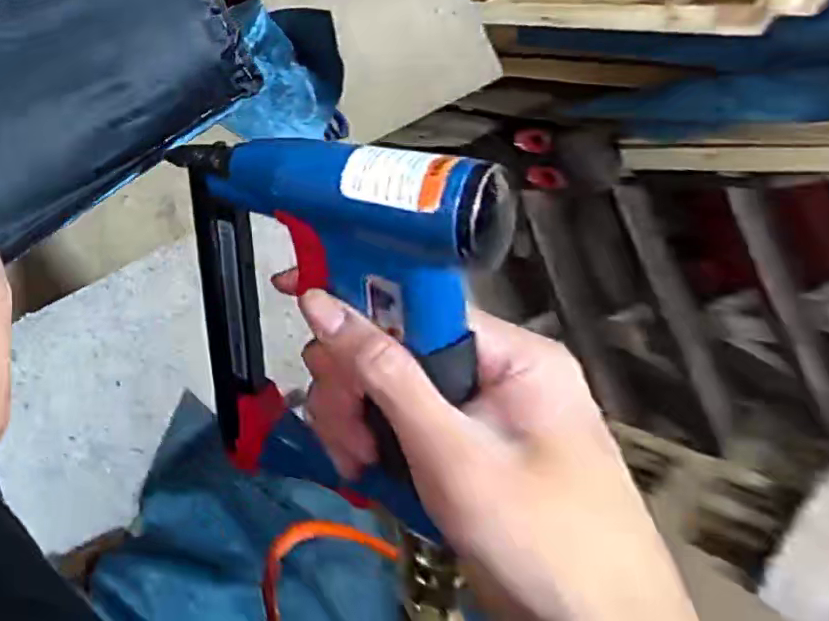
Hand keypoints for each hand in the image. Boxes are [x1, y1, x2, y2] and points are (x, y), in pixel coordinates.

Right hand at [276, 274, 696, 620]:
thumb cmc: (540, 539)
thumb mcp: (450, 450)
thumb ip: (381, 370)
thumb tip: (316, 299)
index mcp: (509, 355)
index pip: (411, 296)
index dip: (347, 291)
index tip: (288, 289)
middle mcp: (486, 369)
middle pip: (382, 341)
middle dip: (348, 382)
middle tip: (343, 423)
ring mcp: (466, 407)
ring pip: (374, 379)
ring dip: (349, 415)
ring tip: (355, 459)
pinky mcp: (449, 439)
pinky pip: (385, 414)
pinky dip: (362, 436)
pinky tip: (361, 467)